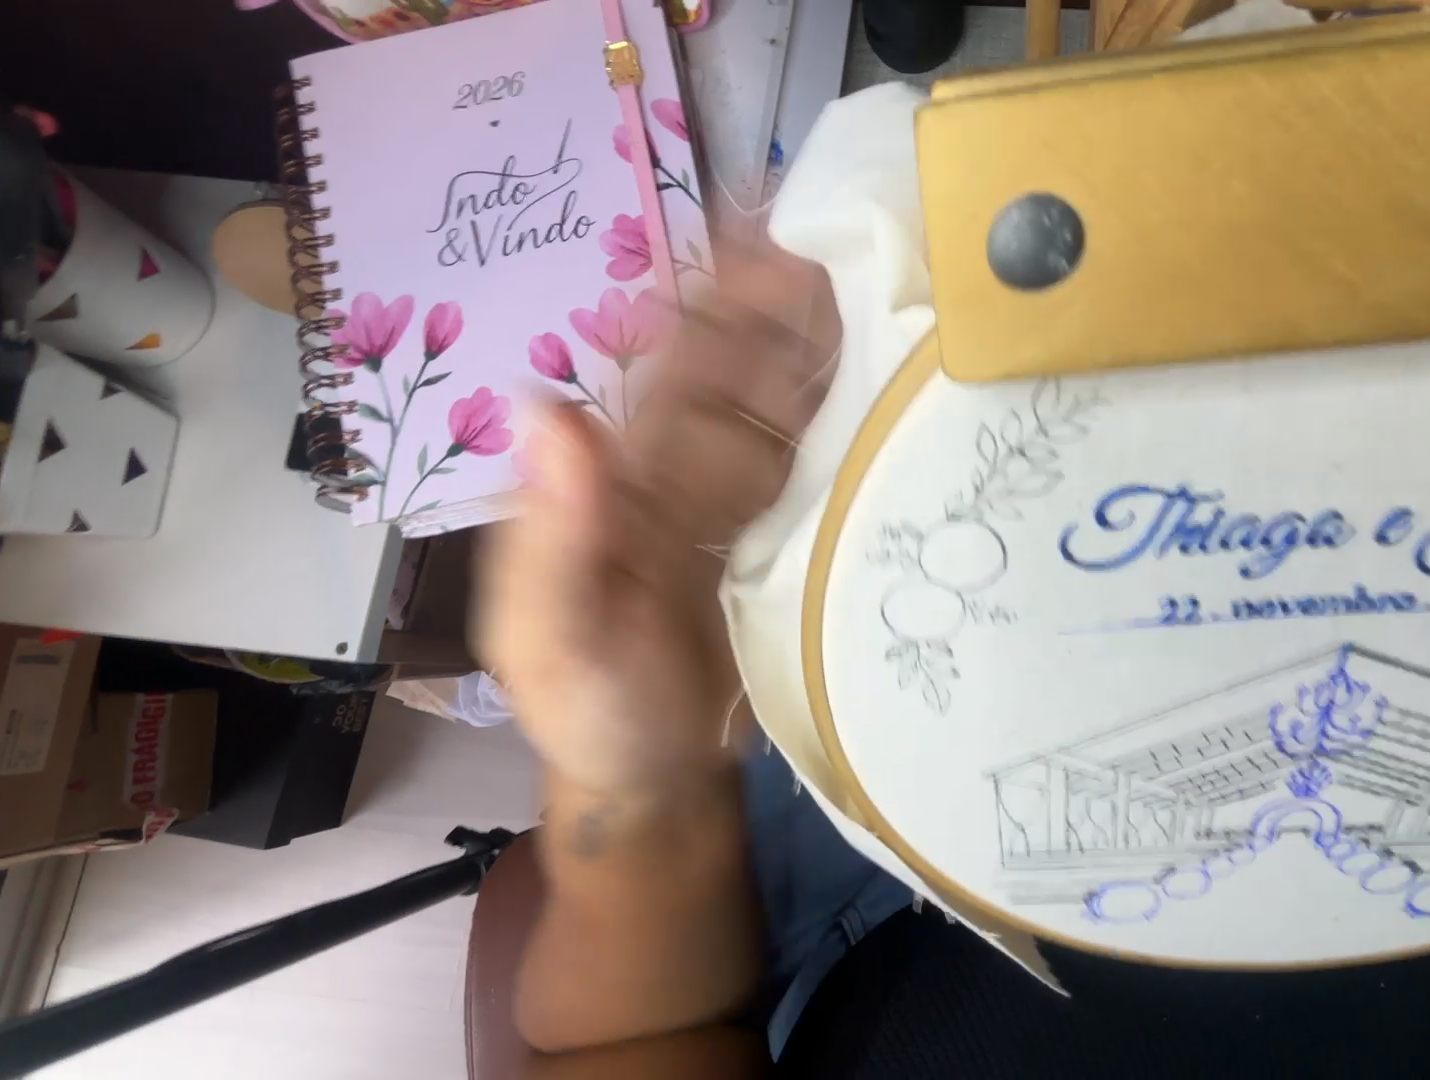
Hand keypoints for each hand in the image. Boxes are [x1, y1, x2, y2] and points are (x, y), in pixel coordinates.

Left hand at [475, 252, 836, 795]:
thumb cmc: (594, 713)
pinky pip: (803, 468)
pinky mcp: (772, 541)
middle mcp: (675, 475)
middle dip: (778, 306)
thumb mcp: (553, 636)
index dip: (710, 300)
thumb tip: (552, 410)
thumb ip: (555, 538)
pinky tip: (877, 384)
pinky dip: (836, 421)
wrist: (654, 778)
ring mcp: (731, 507)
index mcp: (617, 482)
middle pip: (731, 373)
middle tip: (843, 238)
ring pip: (775, 411)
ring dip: (818, 347)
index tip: (760, 229)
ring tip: (875, 287)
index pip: (668, 370)